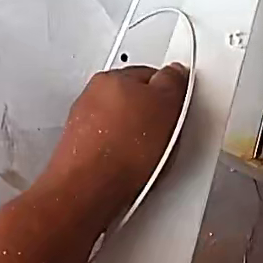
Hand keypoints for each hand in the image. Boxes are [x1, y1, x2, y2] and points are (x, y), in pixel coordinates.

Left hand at [41, 64, 187, 216]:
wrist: (90, 188)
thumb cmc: (120, 149)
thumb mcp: (166, 106)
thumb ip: (173, 83)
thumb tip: (175, 74)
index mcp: (111, 78)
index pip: (149, 75)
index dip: (170, 91)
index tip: (179, 104)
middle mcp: (93, 98)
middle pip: (134, 101)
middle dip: (152, 116)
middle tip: (167, 132)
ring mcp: (85, 125)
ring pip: (123, 126)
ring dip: (137, 138)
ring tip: (151, 156)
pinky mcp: (83, 153)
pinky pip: (113, 149)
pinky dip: (125, 157)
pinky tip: (135, 170)